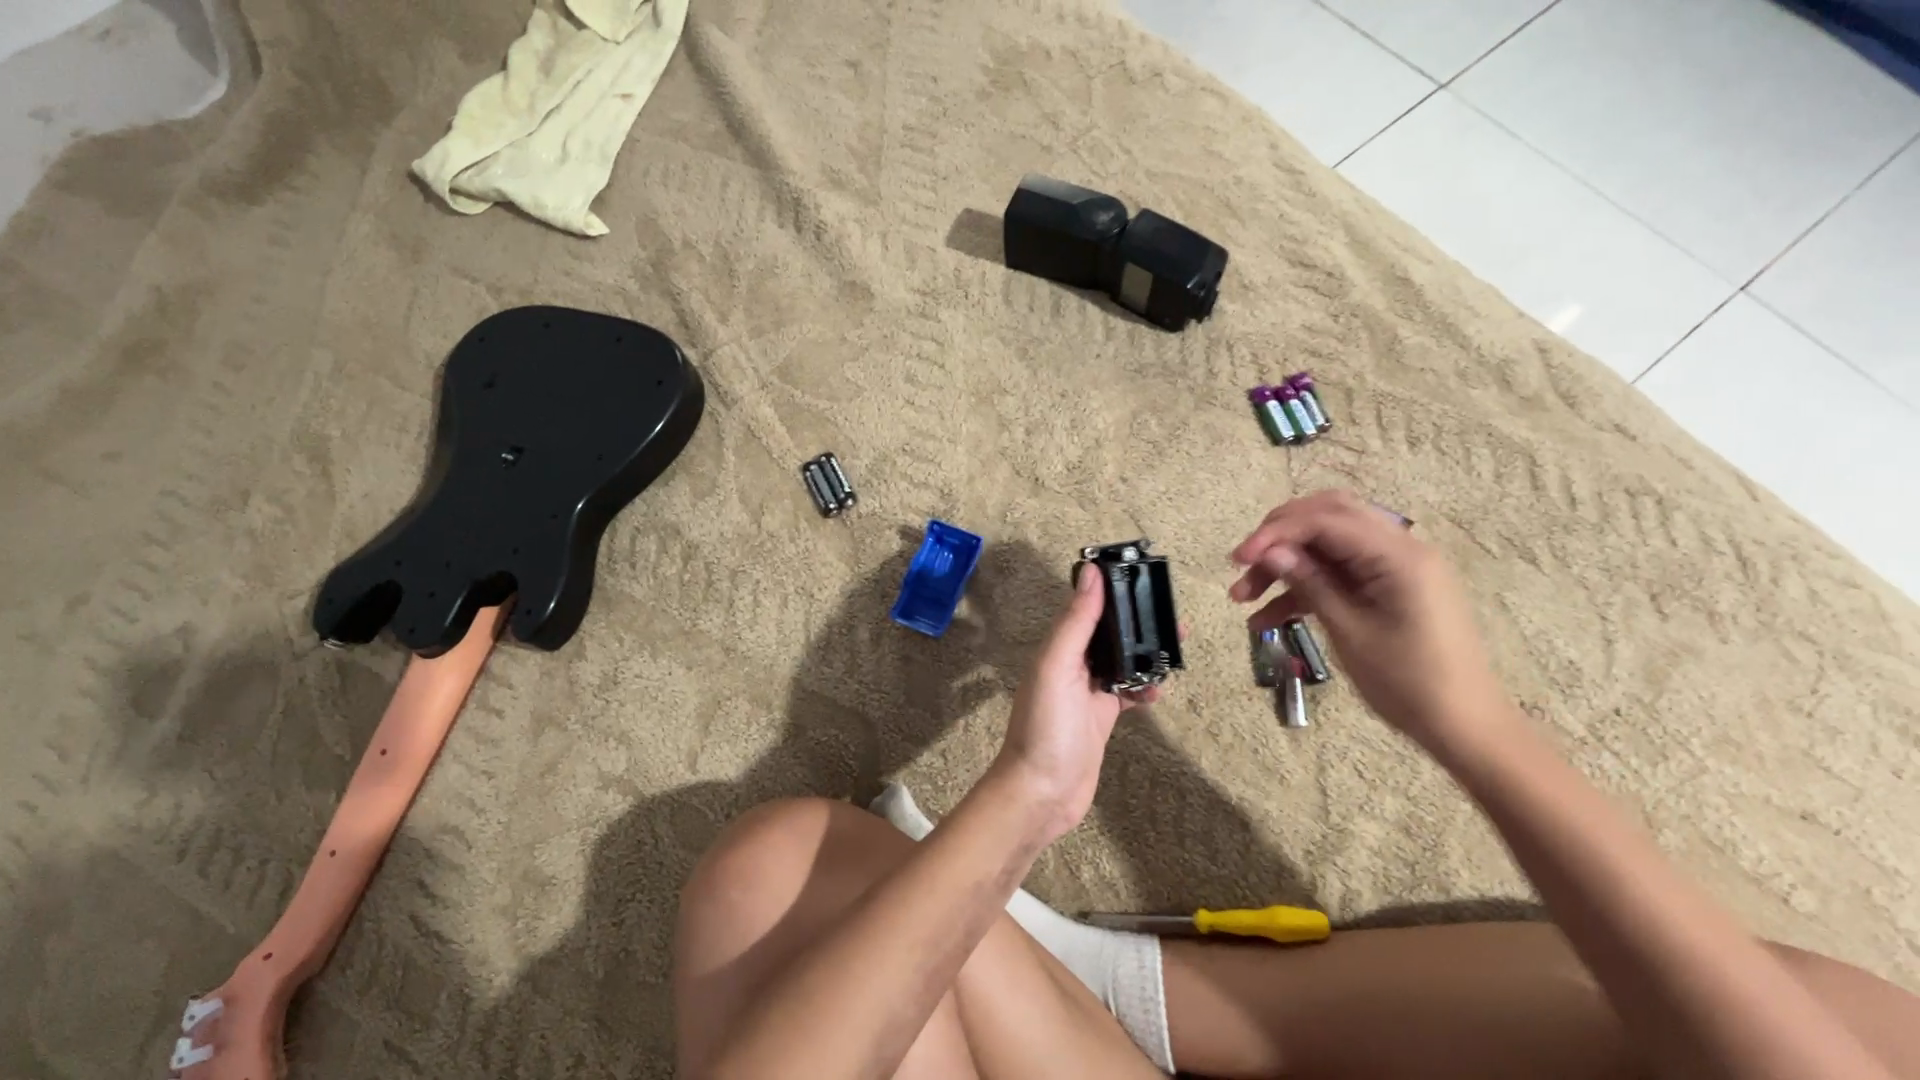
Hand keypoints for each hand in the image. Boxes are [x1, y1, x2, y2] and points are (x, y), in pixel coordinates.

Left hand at [992, 563, 1165, 846]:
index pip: (1087, 608)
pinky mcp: (1101, 718)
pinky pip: (1127, 693)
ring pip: (1123, 662)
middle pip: (1110, 634)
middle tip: (1174, 619)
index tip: (1146, 577)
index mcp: (1057, 648)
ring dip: (1147, 656)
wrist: (1042, 793)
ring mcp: (1087, 693)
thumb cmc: (1046, 728)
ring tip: (1175, 650)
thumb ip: (1076, 622)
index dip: (1113, 591)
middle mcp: (1072, 665)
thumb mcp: (1057, 667)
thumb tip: (1091, 572)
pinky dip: (1144, 689)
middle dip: (1139, 624)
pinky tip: (1157, 692)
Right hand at [1228, 490, 1509, 748]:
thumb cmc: (1410, 683)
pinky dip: (1304, 587)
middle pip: (1328, 517)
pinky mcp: (1391, 587)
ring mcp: (1397, 567)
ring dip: (1286, 564)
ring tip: (1244, 598)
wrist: (1466, 725)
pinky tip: (1268, 618)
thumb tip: (1269, 551)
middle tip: (1243, 566)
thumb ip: (1310, 583)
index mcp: (1398, 555)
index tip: (1237, 559)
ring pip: (1329, 544)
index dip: (1275, 533)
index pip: (1325, 519)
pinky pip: (1340, 573)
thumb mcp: (1350, 632)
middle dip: (1279, 538)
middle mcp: (1401, 548)